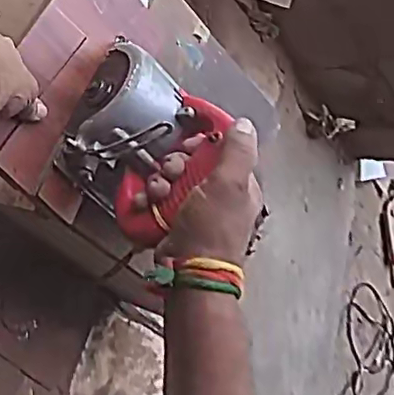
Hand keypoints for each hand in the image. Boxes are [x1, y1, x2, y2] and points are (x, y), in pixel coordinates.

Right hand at [154, 118, 263, 265]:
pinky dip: (149, 198)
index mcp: (238, 183)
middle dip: (174, 164)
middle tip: (171, 173)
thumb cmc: (213, 230)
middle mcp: (216, 193)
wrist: (188, 270)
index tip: (189, 145)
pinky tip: (149, 203)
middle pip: (189, 161)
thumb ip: (237, 152)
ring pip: (170, 177)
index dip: (201, 143)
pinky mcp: (173, 218)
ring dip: (159, 181)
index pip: (219, 148)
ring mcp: (193, 206)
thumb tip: (244, 124)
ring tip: (159, 193)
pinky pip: (157, 197)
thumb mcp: (228, 185)